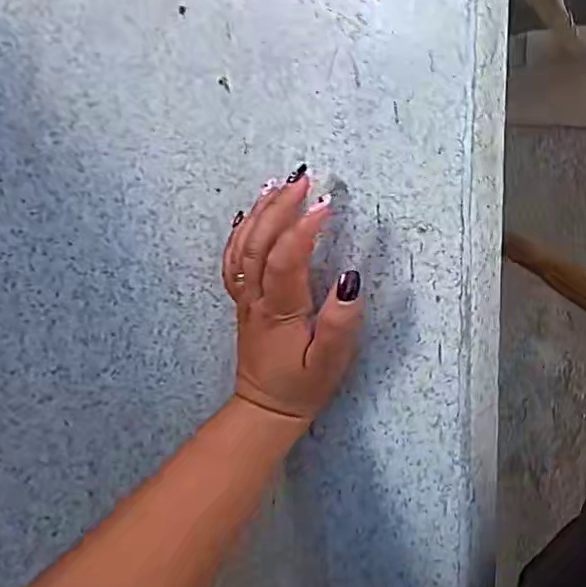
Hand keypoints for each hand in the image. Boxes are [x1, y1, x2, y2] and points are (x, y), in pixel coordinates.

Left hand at [222, 166, 365, 420]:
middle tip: (303, 179)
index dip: (304, 229)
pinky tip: (251, 213)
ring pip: (243, 247)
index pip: (286, 260)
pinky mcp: (243, 300)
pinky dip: (241, 231)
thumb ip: (341, 321)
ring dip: (260, 212)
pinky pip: (234, 258)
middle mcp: (256, 299)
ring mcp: (245, 298)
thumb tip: (351, 279)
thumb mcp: (332, 359)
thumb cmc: (304, 383)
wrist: (265, 407)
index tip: (327, 203)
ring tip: (279, 184)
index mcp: (279, 311)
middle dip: (280, 207)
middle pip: (259, 243)